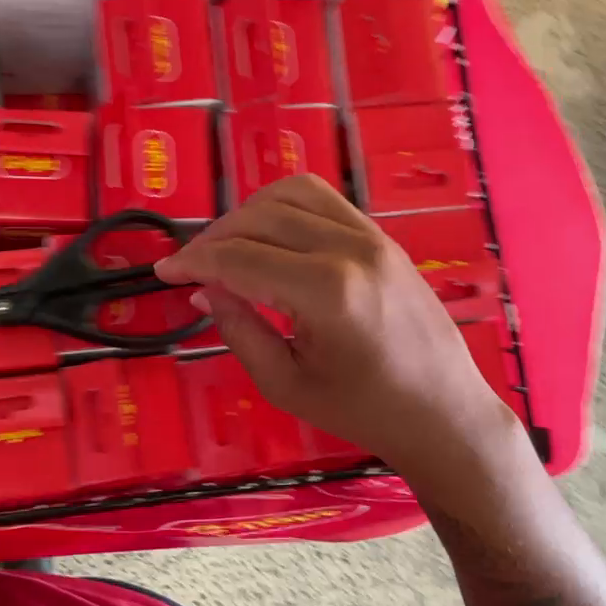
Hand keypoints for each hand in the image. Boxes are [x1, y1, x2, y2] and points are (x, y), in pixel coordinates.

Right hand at [156, 175, 514, 473]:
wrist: (442, 411)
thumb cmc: (363, 412)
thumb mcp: (286, 385)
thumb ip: (240, 331)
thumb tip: (205, 291)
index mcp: (326, 291)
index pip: (241, 258)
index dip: (194, 262)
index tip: (164, 273)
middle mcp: (350, 249)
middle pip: (261, 217)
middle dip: (214, 237)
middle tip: (188, 267)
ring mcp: (373, 236)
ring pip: (293, 193)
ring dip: (247, 213)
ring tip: (224, 248)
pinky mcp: (383, 237)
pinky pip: (323, 201)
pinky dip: (284, 208)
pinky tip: (266, 238)